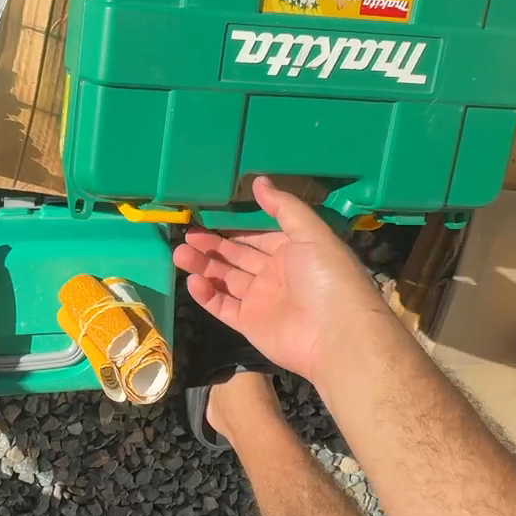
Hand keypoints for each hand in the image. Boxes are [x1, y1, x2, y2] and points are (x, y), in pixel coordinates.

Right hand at [172, 177, 394, 378]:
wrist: (337, 335)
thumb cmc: (327, 278)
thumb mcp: (311, 233)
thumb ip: (283, 207)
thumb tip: (259, 180)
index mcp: (292, 252)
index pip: (256, 237)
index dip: (232, 228)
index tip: (206, 218)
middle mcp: (275, 275)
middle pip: (236, 257)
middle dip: (211, 246)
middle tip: (186, 235)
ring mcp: (261, 300)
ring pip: (224, 279)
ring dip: (202, 266)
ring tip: (179, 253)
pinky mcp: (249, 324)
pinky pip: (222, 306)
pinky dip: (205, 294)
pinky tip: (192, 280)